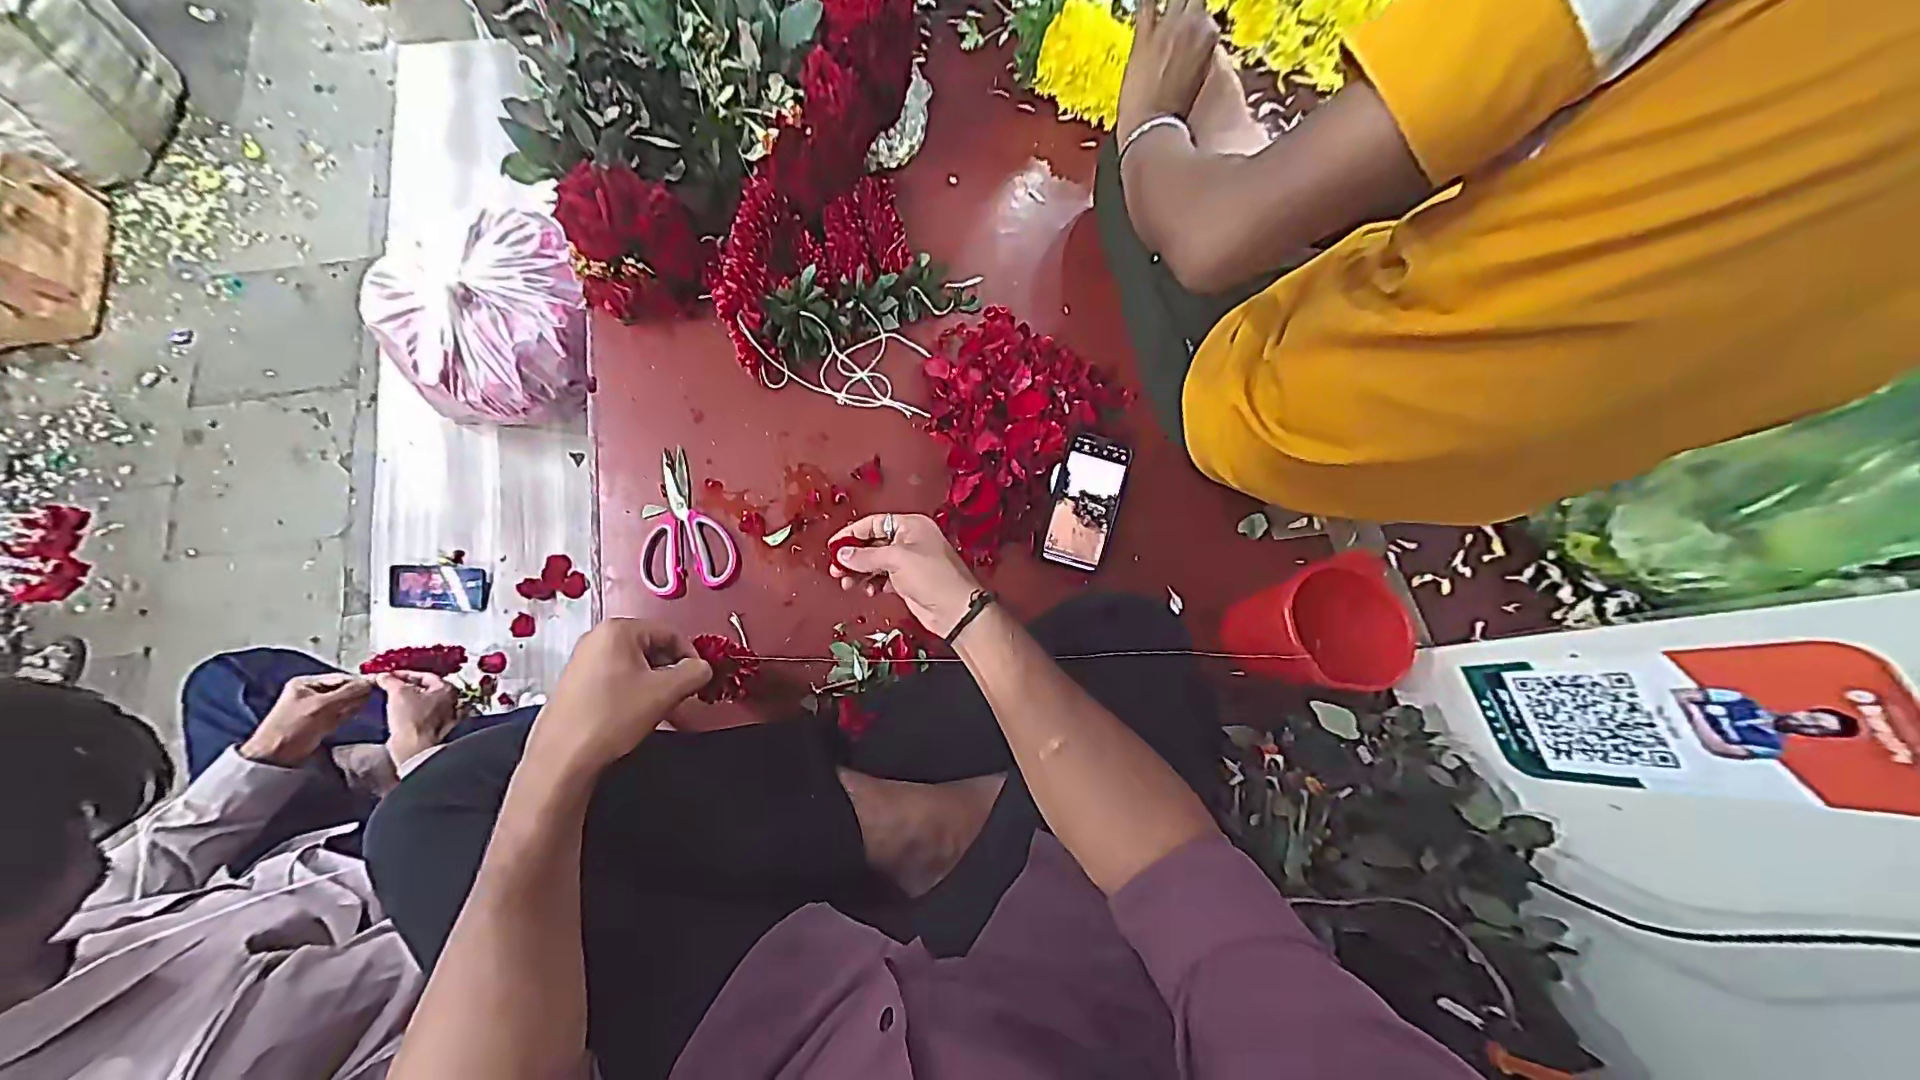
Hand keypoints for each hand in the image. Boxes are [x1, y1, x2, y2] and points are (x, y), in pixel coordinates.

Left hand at [240, 673, 374, 766]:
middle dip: (357, 694)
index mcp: (306, 683)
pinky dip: (350, 712)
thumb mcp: (323, 705)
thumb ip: (350, 691)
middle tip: (368, 700)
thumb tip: (373, 681)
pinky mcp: (323, 719)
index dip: (359, 683)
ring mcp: (317, 707)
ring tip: (360, 708)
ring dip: (355, 704)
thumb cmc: (294, 727)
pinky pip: (343, 711)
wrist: (276, 757)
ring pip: (346, 701)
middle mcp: (312, 692)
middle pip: (345, 689)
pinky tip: (356, 714)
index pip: (342, 678)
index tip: (377, 687)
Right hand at [377, 671, 459, 768]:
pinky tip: (399, 711)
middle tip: (390, 685)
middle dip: (408, 686)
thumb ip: (392, 682)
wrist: (414, 747)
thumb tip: (384, 676)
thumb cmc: (411, 719)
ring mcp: (445, 715)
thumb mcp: (399, 694)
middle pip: (427, 688)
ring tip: (392, 697)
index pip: (426, 676)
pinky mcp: (435, 727)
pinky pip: (423, 713)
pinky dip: (411, 710)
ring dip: (409, 698)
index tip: (390, 675)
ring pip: (425, 701)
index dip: (406, 674)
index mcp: (447, 690)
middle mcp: (451, 701)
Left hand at [524, 619, 711, 777]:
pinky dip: (635, 691)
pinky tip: (638, 713)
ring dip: (655, 684)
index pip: (670, 634)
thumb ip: (695, 672)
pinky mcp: (578, 682)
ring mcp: (584, 660)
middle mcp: (597, 638)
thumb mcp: (666, 692)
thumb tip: (702, 668)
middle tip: (680, 695)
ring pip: (637, 665)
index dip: (690, 656)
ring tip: (660, 708)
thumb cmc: (609, 718)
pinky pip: (618, 678)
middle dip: (671, 672)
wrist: (563, 758)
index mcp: (618, 631)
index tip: (697, 678)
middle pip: (653, 648)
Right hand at [828, 514, 982, 637]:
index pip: (874, 523)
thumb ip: (866, 556)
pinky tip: (868, 590)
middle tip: (836, 568)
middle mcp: (910, 540)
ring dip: (859, 571)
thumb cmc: (932, 577)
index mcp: (911, 525)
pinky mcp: (907, 580)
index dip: (852, 534)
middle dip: (853, 555)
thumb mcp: (897, 560)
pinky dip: (872, 582)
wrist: (955, 610)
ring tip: (847, 582)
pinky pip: (882, 577)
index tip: (833, 546)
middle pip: (873, 542)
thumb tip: (842, 554)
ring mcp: (909, 561)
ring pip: (875, 562)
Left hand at [1116, 0, 1219, 136]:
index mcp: (1210, 38)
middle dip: (1186, 6)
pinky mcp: (1144, 36)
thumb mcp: (1198, 84)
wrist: (1155, 127)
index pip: (1205, 18)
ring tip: (1165, 9)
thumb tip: (1195, 58)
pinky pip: (1145, 4)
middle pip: (1192, 1)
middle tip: (1178, 15)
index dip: (1194, 26)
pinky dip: (1145, 3)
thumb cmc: (1176, 116)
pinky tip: (1143, 4)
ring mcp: (1168, 27)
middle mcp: (1193, 24)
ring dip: (1170, 3)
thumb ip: (1199, 62)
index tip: (1187, 33)